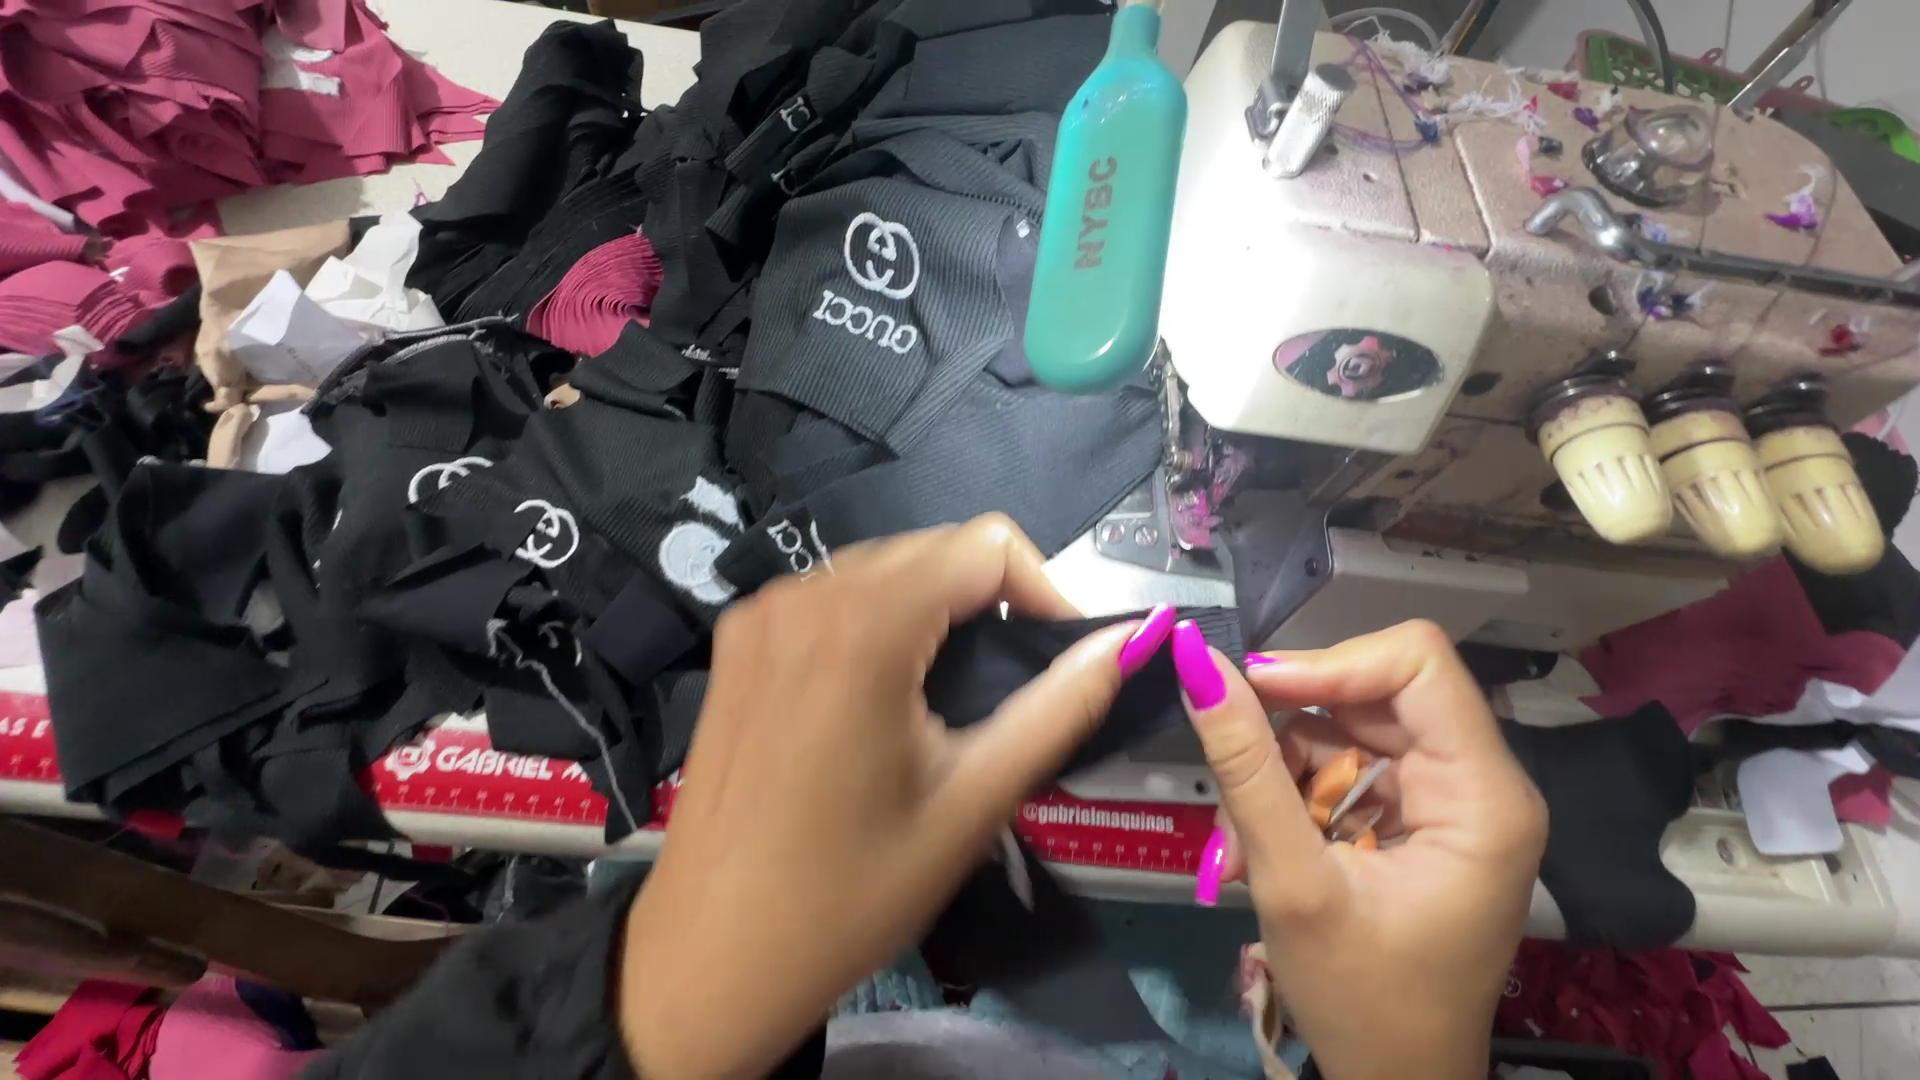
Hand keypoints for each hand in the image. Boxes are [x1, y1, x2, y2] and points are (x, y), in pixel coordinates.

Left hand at [619, 515, 1172, 1079]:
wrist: (711, 955)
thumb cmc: (850, 891)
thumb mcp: (973, 802)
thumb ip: (1061, 708)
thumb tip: (1130, 641)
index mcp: (865, 624)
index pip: (988, 543)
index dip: (1044, 589)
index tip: (1060, 654)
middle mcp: (806, 593)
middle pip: (934, 547)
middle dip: (992, 596)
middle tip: (1015, 677)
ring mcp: (763, 610)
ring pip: (884, 564)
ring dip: (936, 604)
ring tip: (955, 684)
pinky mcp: (738, 637)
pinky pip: (832, 592)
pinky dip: (878, 615)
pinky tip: (882, 685)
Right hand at [1173, 620, 1546, 1079]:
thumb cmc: (1361, 999)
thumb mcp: (1291, 881)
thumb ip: (1245, 766)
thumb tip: (1196, 663)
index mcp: (1482, 795)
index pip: (1416, 663)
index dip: (1330, 662)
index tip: (1253, 691)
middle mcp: (1473, 779)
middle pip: (1370, 690)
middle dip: (1287, 726)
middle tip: (1230, 770)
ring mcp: (1440, 795)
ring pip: (1339, 723)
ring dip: (1275, 766)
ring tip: (1241, 839)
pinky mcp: (1407, 812)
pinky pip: (1334, 761)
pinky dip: (1285, 789)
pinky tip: (1258, 843)